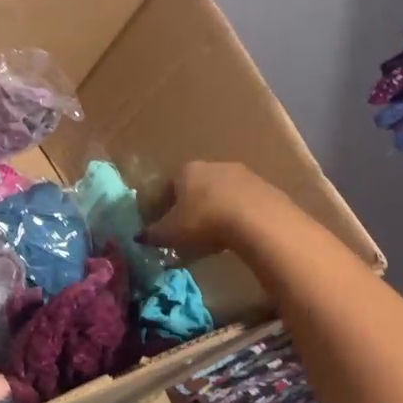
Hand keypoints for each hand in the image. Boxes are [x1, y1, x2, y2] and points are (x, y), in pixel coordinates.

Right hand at [142, 160, 289, 260]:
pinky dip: (231, 216)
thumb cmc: (201, 221)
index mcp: (186, 171)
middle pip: (194, 189)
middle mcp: (213, 165)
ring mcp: (241, 173)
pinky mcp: (262, 186)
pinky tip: (229, 234)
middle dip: (187, 209)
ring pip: (217, 195)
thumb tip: (139, 237)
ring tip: (207, 236)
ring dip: (210, 212)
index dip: (160, 209)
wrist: (256, 219)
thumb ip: (151, 235)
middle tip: (183, 232)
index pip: (166, 188)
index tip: (160, 227)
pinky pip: (238, 202)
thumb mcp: (168, 234)